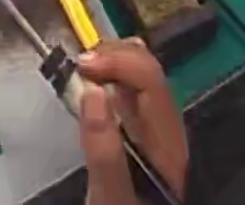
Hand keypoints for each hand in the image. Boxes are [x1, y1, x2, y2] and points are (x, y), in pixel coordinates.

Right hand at [75, 39, 188, 204]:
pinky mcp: (138, 136)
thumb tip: (92, 90)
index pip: (149, 76)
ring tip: (81, 72)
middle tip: (78, 67)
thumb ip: (105, 152)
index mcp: (167, 140)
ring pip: (138, 75)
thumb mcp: (113, 201)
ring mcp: (153, 130)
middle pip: (146, 67)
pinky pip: (127, 92)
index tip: (82, 66)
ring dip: (108, 62)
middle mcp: (165, 128)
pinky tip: (89, 87)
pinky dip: (106, 78)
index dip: (116, 61)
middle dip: (111, 55)